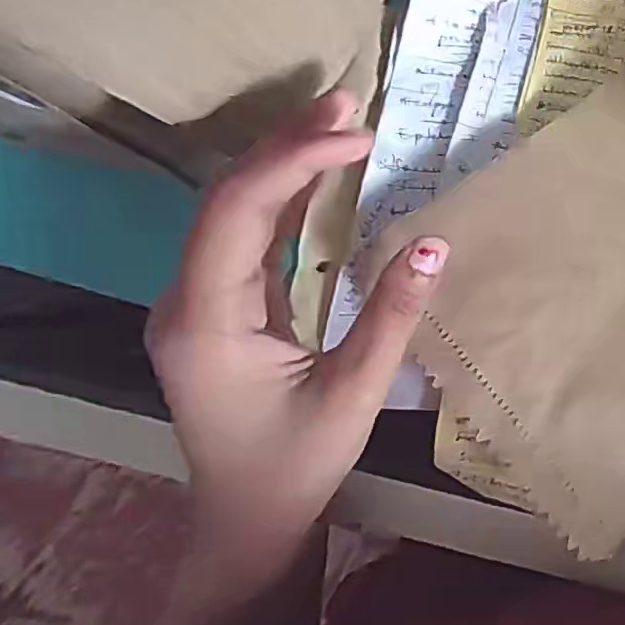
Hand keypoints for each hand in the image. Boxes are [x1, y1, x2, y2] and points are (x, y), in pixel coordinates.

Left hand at [145, 91, 449, 565]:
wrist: (249, 518)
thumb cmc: (298, 461)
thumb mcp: (356, 391)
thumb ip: (392, 315)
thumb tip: (434, 244)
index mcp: (206, 319)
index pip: (238, 213)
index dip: (292, 163)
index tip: (357, 139)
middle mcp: (189, 297)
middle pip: (227, 198)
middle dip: (285, 146)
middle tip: (347, 106)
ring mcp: (203, 299)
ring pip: (236, 209)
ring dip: (286, 162)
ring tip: (338, 122)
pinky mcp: (226, 303)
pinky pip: (252, 233)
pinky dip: (288, 194)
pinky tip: (319, 173)